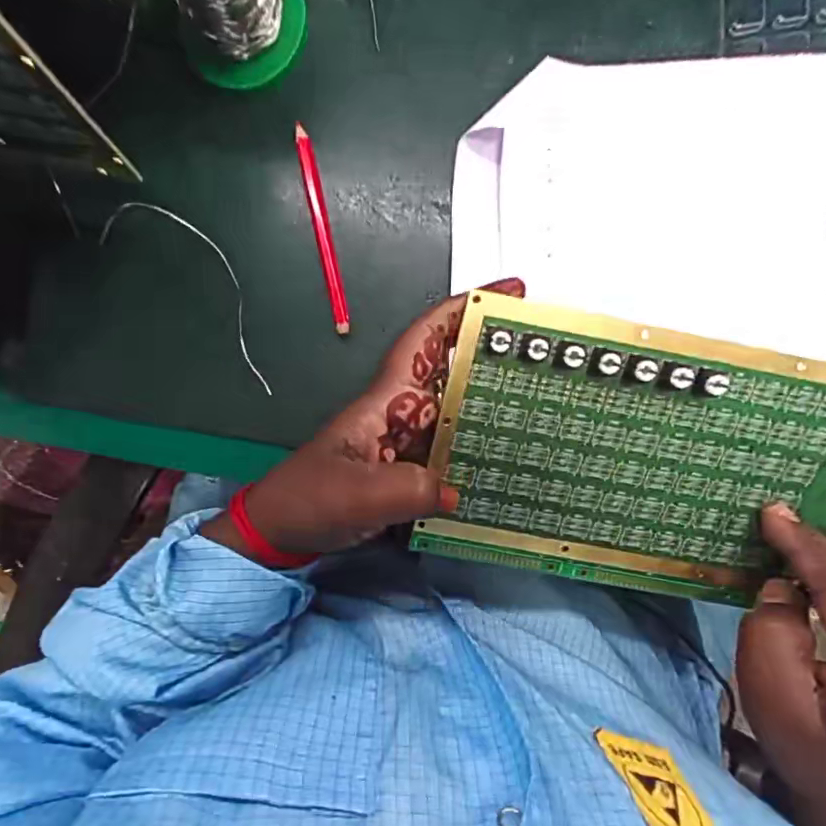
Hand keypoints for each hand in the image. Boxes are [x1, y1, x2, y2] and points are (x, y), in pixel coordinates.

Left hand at [201, 278, 525, 560]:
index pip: (423, 343)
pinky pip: (446, 458)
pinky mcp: (401, 478)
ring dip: (489, 413)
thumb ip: (408, 491)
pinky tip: (502, 470)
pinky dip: (472, 459)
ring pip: (453, 419)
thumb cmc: (307, 501)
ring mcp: (401, 449)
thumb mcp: (357, 495)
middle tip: (546, 363)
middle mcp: (397, 418)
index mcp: (383, 403)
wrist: (278, 532)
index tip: (507, 294)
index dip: (461, 312)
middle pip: (449, 377)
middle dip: (492, 361)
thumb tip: (455, 491)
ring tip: (539, 414)